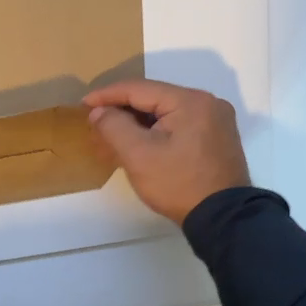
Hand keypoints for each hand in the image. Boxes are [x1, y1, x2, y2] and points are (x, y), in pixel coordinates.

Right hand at [83, 80, 250, 224]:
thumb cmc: (177, 183)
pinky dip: (155, 130)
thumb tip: (99, 111)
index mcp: (190, 101)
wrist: (222, 216)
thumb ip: (114, 126)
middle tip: (94, 122)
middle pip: (154, 98)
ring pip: (165, 112)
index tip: (83, 104)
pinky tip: (138, 142)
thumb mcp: (138, 155)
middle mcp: (207, 102)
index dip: (107, 95)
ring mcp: (215, 120)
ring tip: (111, 134)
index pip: (139, 89)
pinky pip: (178, 124)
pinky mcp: (216, 137)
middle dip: (122, 109)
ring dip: (137, 121)